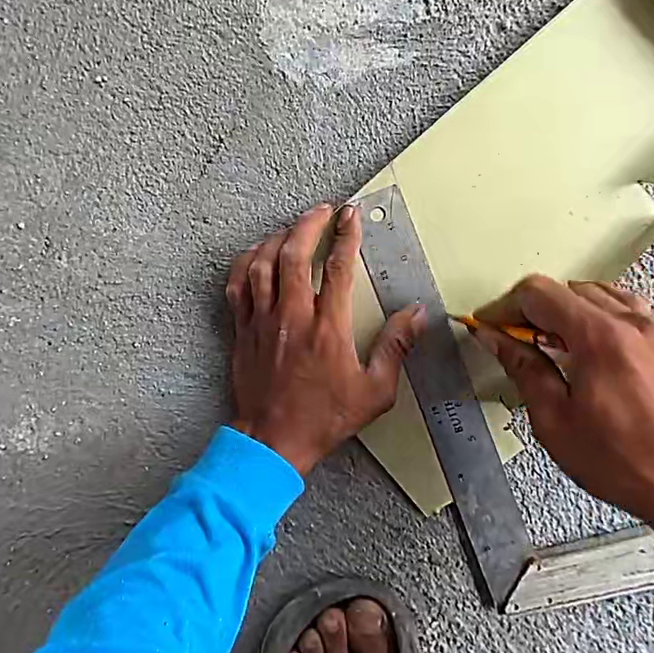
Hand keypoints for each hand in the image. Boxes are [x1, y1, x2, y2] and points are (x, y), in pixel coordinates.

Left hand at [226, 204, 427, 474]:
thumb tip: (415, 315)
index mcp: (327, 329)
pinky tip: (256, 253)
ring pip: (263, 263)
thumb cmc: (322, 418)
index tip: (352, 216)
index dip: (347, 236)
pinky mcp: (243, 330)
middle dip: (309, 224)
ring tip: (293, 227)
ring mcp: (263, 321)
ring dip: (278, 237)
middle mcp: (292, 317)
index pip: (339, 268)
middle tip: (322, 211)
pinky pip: (238, 285)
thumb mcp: (374, 391)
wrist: (273, 441)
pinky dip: (246, 262)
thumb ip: (395, 347)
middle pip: (295, 253)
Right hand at [472, 276, 653, 555]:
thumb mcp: (557, 422)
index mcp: (600, 337)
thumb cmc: (636, 466)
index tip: (490, 327)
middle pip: (566, 289)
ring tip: (550, 347)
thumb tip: (497, 340)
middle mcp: (632, 323)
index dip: (504, 307)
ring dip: (565, 312)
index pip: (538, 293)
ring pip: (597, 294)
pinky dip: (597, 318)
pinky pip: (625, 310)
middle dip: (531, 309)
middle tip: (514, 341)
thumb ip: (523, 370)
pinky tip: (588, 352)